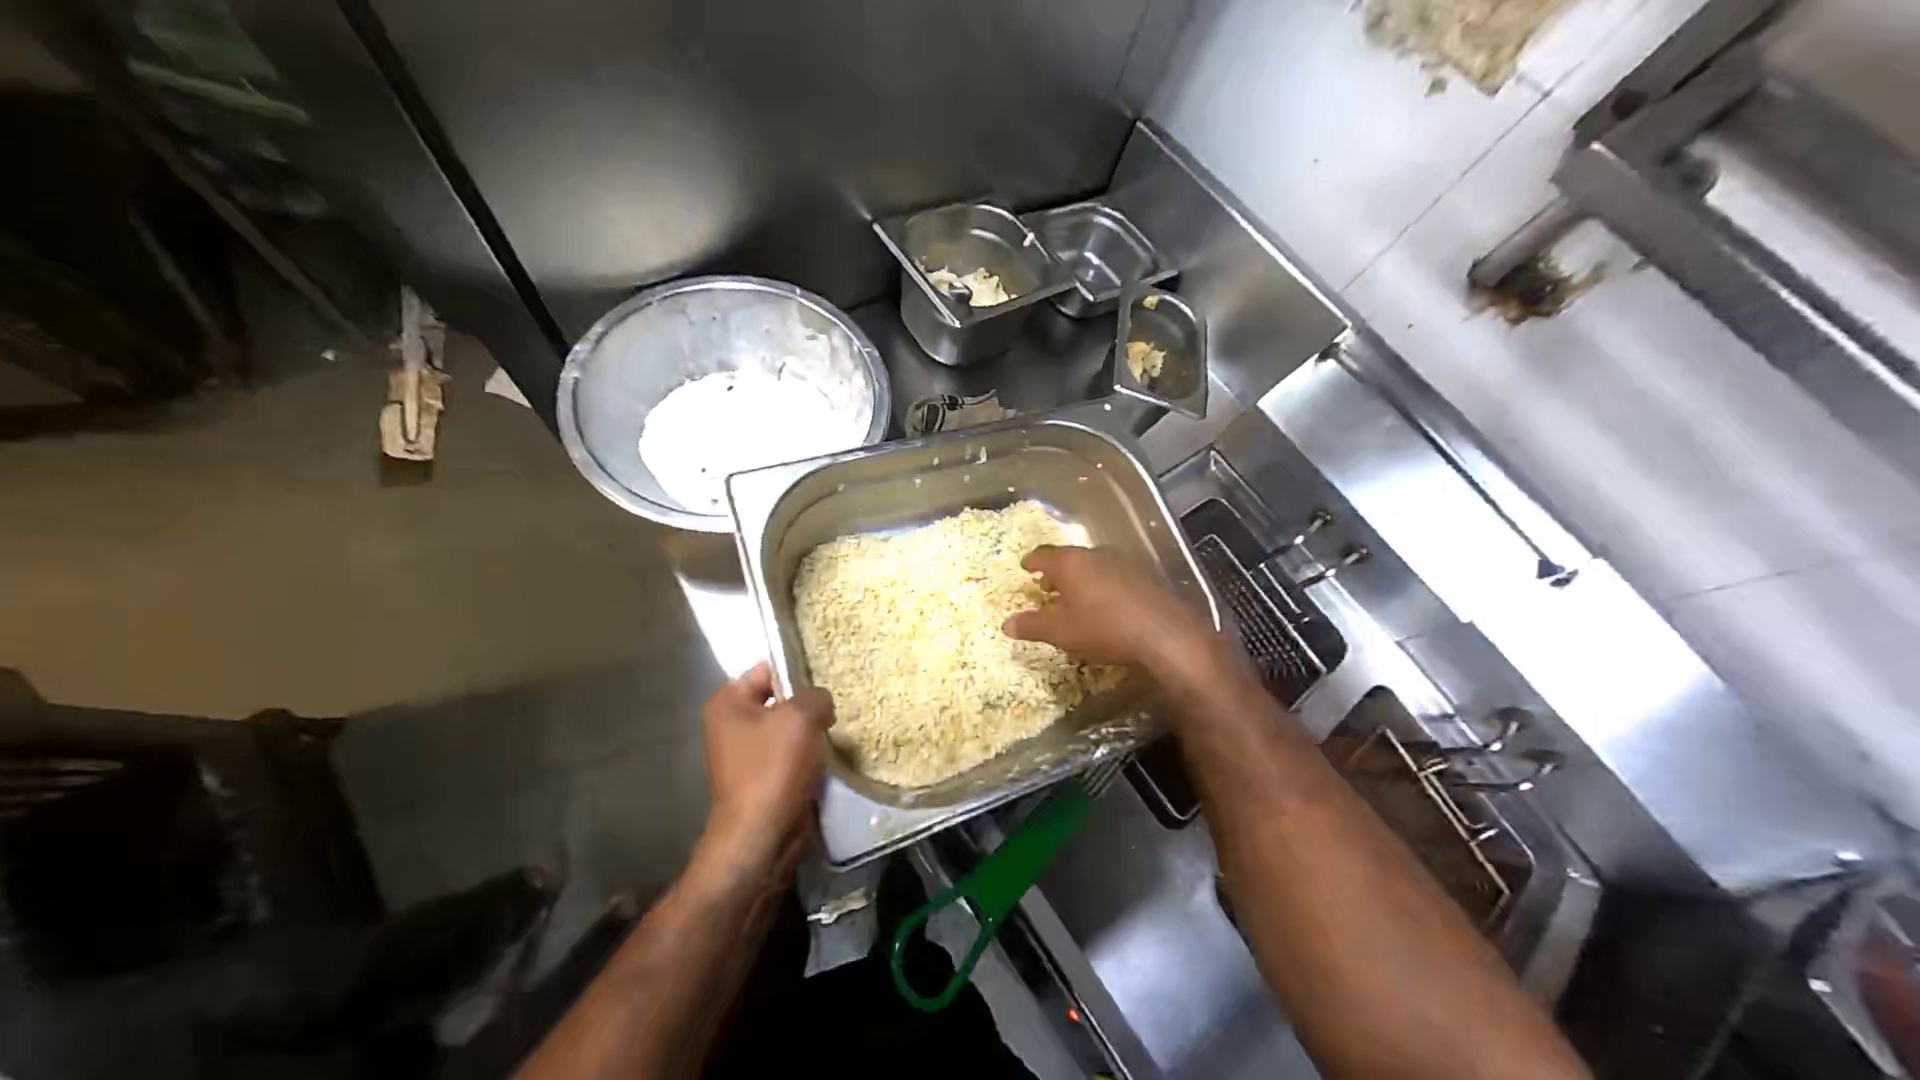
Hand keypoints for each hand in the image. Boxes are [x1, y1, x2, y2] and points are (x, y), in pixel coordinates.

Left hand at [701, 663, 833, 871]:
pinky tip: (825, 760)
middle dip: (807, 707)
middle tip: (833, 712)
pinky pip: (787, 756)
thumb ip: (816, 696)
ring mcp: (742, 755)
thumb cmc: (773, 767)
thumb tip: (821, 703)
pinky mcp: (758, 779)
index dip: (797, 675)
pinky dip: (806, 757)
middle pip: (778, 701)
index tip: (825, 687)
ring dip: (810, 734)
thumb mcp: (801, 717)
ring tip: (832, 736)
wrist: (760, 835)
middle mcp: (729, 725)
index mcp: (727, 702)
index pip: (768, 670)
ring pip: (786, 730)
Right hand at [1002, 545, 1223, 677]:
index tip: (1025, 567)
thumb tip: (1006, 624)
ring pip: (1094, 566)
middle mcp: (1096, 554)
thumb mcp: (1060, 632)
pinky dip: (1103, 587)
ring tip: (1075, 598)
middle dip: (1057, 572)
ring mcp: (1124, 563)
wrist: (1165, 634)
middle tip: (1047, 586)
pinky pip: (1115, 577)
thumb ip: (1031, 625)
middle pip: (1070, 559)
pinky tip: (1105, 606)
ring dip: (1082, 580)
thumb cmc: (1103, 628)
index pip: (1043, 555)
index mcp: (1070, 562)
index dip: (1032, 562)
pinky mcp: (1145, 577)